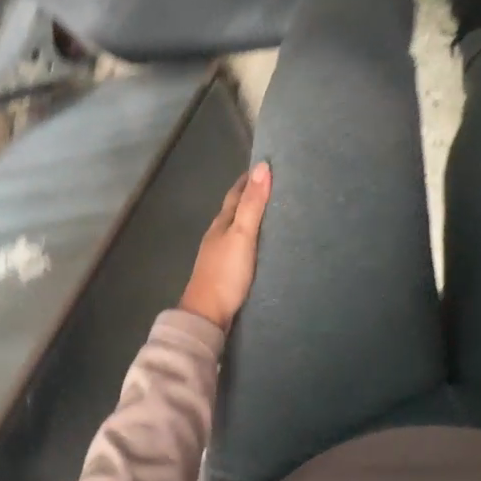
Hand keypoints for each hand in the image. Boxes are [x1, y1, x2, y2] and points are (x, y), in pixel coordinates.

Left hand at [178, 163, 270, 329]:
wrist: (207, 314)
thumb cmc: (225, 272)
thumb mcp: (242, 235)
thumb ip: (252, 204)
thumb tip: (262, 166)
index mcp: (221, 222)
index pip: (235, 193)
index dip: (248, 179)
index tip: (264, 166)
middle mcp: (217, 234)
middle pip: (234, 208)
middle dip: (250, 195)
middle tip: (272, 186)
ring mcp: (219, 253)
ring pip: (236, 227)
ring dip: (250, 217)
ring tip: (271, 212)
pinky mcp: (225, 271)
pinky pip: (240, 245)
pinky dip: (251, 237)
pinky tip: (260, 244)